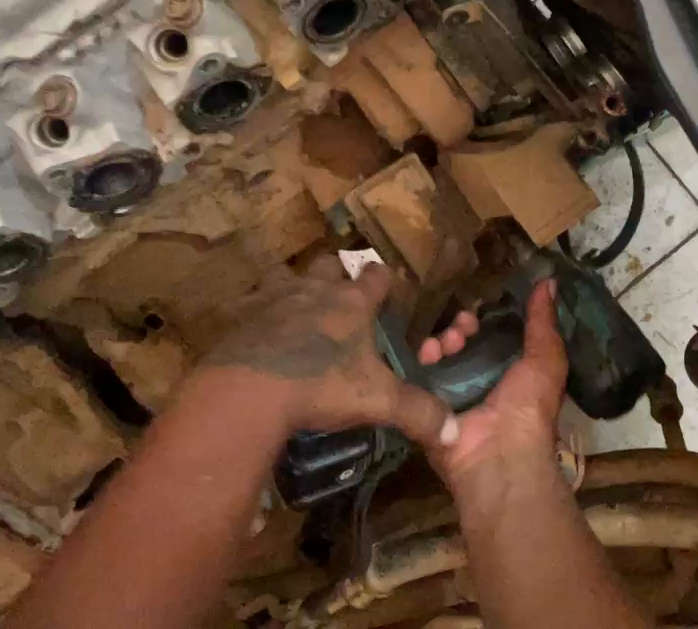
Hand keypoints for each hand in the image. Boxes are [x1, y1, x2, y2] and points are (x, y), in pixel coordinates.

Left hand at [202, 255, 457, 448]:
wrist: (249, 390)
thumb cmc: (321, 385)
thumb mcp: (378, 401)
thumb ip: (417, 412)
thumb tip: (454, 431)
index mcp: (352, 303)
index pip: (376, 275)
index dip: (384, 281)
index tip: (387, 292)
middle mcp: (315, 290)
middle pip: (329, 264)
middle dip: (335, 275)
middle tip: (339, 300)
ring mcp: (275, 299)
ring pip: (286, 277)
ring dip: (293, 288)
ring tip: (296, 313)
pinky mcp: (242, 317)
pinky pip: (249, 307)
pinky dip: (255, 316)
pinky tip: (256, 336)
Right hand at [419, 279, 566, 491]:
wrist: (500, 455)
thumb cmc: (529, 406)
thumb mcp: (546, 358)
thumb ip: (543, 321)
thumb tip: (549, 280)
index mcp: (506, 373)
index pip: (487, 335)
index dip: (484, 318)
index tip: (482, 307)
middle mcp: (476, 382)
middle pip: (459, 342)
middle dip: (459, 327)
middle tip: (464, 326)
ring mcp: (447, 396)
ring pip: (436, 355)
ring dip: (441, 340)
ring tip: (448, 343)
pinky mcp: (423, 406)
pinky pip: (413, 376)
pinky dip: (419, 359)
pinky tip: (427, 353)